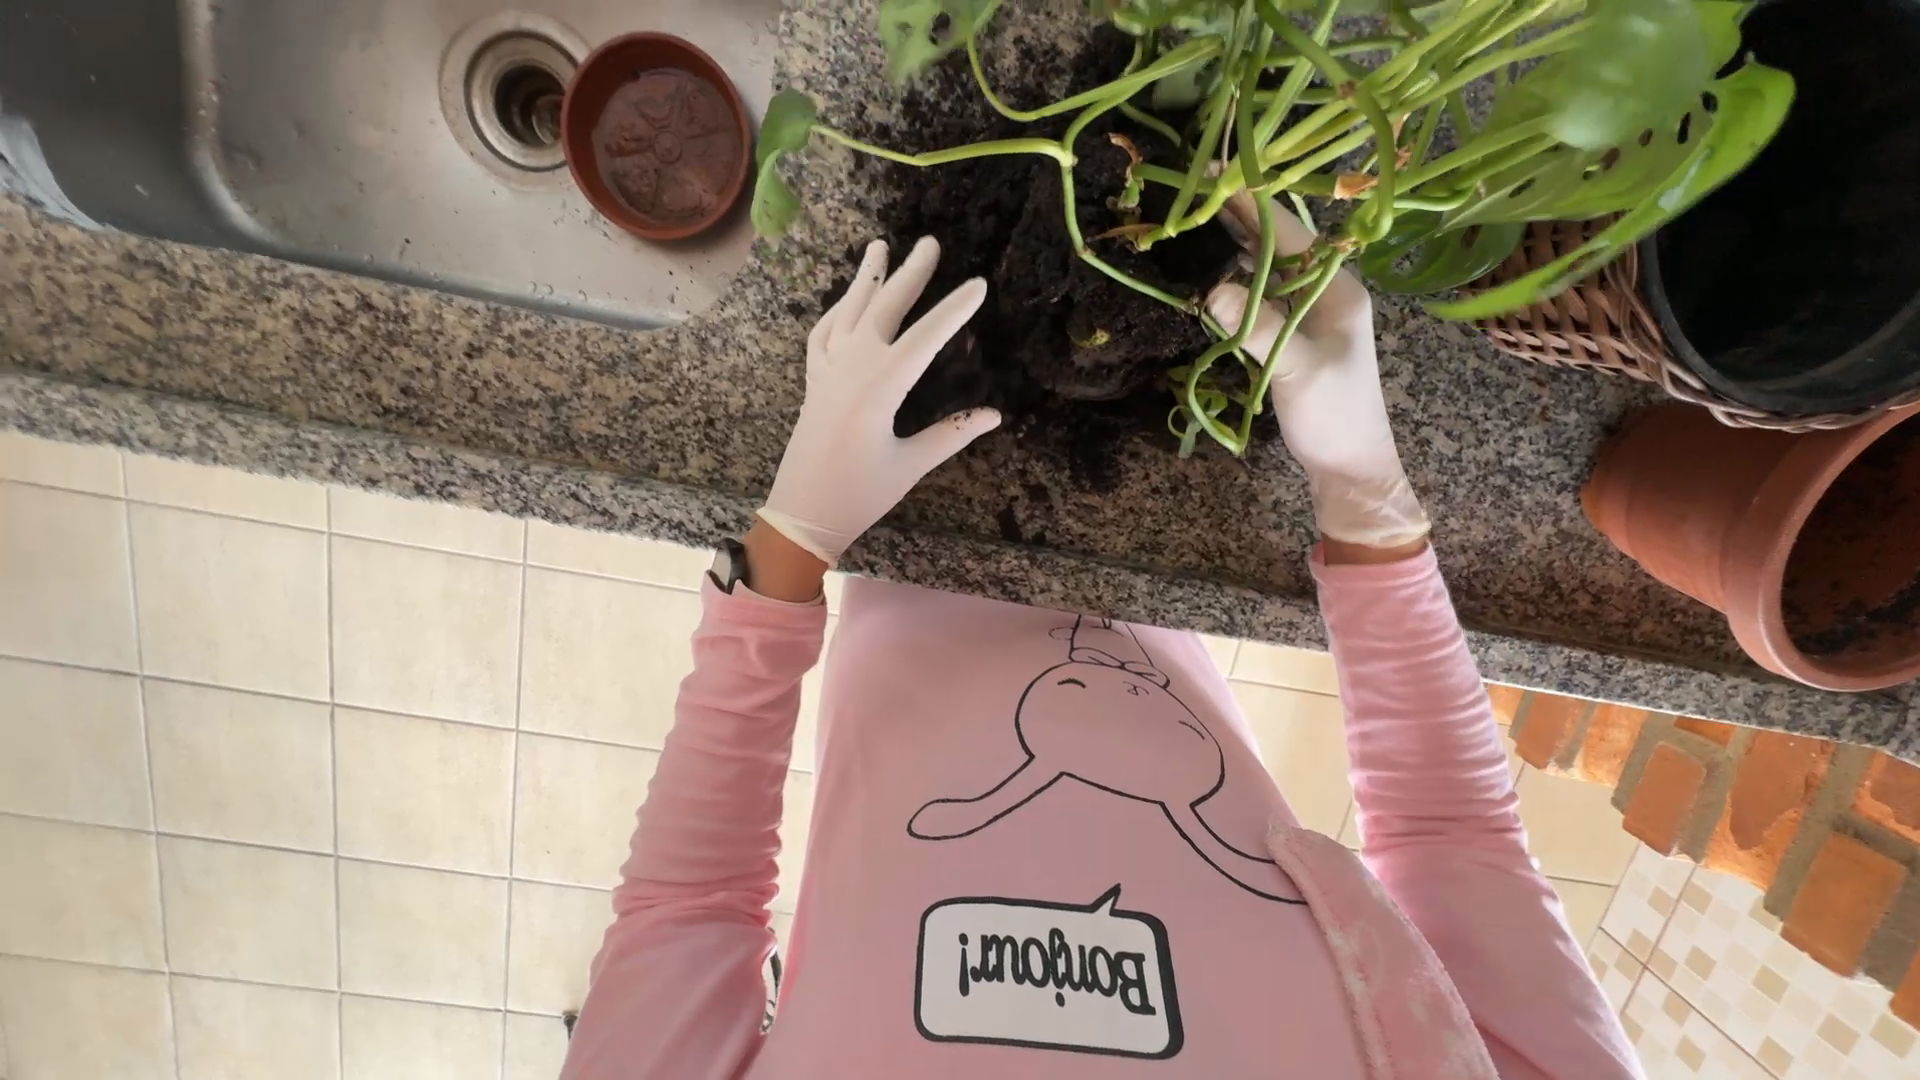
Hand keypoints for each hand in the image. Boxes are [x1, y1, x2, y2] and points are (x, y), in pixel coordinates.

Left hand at [758, 237, 1001, 564]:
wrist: (802, 513)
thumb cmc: (860, 495)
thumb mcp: (911, 465)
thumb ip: (950, 435)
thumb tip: (994, 415)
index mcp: (880, 388)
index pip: (925, 338)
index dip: (954, 311)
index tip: (978, 284)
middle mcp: (851, 369)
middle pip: (884, 310)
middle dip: (910, 276)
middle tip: (930, 243)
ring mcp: (827, 372)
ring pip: (848, 313)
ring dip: (866, 279)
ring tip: (880, 246)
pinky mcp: (813, 382)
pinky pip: (823, 335)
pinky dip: (837, 312)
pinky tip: (847, 300)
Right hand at [1205, 193, 1429, 550]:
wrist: (1350, 463)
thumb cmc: (1333, 416)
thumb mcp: (1297, 371)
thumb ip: (1258, 329)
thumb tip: (1211, 290)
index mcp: (1337, 289)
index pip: (1291, 235)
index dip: (1254, 203)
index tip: (1220, 173)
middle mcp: (1327, 291)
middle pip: (1281, 244)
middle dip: (1243, 215)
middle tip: (1200, 186)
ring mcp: (1311, 313)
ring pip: (1271, 267)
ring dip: (1238, 243)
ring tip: (1201, 217)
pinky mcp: (1295, 335)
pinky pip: (1265, 294)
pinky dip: (1240, 278)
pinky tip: (1218, 269)